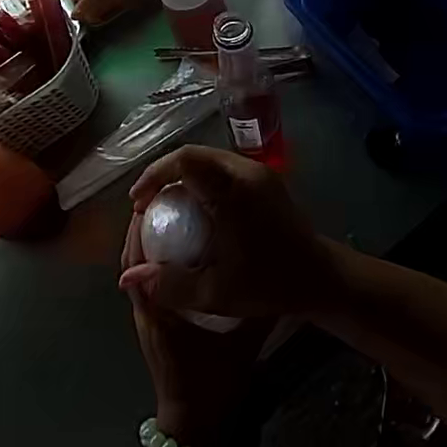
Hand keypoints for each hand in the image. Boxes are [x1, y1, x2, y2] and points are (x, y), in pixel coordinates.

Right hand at [119, 146, 340, 317]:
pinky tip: (195, 206)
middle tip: (146, 203)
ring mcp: (260, 172)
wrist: (319, 275)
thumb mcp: (216, 292)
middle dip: (165, 172)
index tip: (138, 201)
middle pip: (196, 153)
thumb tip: (127, 278)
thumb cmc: (270, 283)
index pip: (186, 160)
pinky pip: (225, 167)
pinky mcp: (267, 178)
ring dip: (184, 174)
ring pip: (211, 157)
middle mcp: (248, 172)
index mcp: (234, 191)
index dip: (155, 174)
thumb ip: (169, 285)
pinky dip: (203, 178)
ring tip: (166, 204)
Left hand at [121, 214, 266, 446]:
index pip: (137, 264)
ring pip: (138, 271)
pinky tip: (184, 247)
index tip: (160, 201)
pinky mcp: (154, 322)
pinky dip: (157, 260)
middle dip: (145, 228)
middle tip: (170, 198)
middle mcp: (146, 310)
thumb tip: (279, 267)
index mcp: (160, 312)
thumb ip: (257, 304)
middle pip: (132, 261)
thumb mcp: (243, 338)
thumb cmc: (215, 381)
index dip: (142, 231)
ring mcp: (148, 317)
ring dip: (149, 243)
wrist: (196, 425)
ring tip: (175, 215)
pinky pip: (149, 282)